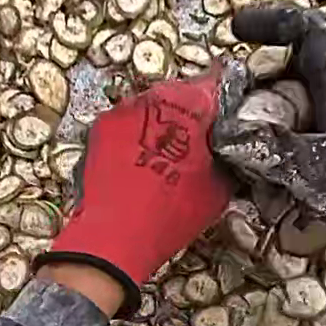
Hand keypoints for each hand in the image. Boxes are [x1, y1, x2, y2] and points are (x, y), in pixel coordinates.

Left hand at [35, 67, 244, 316]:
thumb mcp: (217, 190)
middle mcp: (153, 98)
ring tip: (165, 159)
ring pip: (151, 109)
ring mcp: (121, 113)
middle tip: (196, 146)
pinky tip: (140, 164)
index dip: (224, 105)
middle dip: (189, 117)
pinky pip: (126, 125)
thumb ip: (226, 159)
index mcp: (190, 104)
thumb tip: (227, 154)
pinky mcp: (99, 130)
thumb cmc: (164, 216)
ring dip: (160, 126)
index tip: (225, 119)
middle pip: (180, 95)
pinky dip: (134, 138)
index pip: (218, 86)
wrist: (112, 238)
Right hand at [214, 5, 325, 314]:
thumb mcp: (316, 169)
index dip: (272, 22)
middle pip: (287, 77)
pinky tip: (263, 196)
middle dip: (252, 92)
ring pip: (288, 116)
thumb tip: (220, 133)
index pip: (309, 34)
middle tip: (223, 112)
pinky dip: (272, 165)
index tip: (235, 27)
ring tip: (239, 168)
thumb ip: (267, 149)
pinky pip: (294, 148)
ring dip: (259, 138)